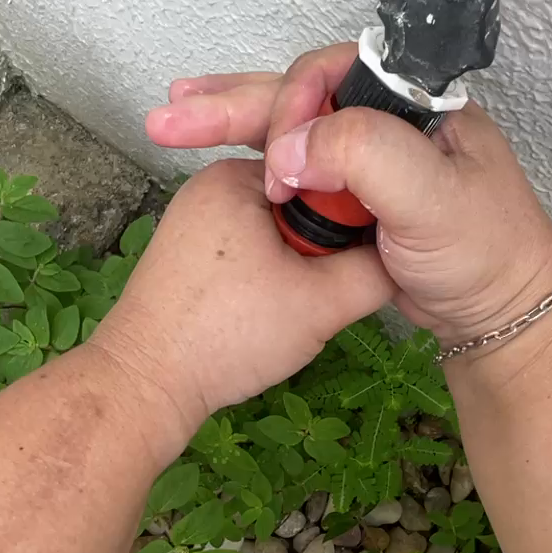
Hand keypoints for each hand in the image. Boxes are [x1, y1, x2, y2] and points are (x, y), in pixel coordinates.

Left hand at [86, 157, 394, 432]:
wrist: (146, 384)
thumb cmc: (228, 335)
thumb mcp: (322, 304)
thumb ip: (377, 271)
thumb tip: (404, 255)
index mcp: (238, 176)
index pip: (323, 168)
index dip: (354, 210)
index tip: (367, 249)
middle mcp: (211, 184)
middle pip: (301, 197)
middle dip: (322, 241)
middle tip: (330, 287)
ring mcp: (195, 217)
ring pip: (276, 226)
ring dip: (297, 260)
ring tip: (300, 302)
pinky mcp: (188, 251)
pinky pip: (249, 245)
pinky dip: (269, 271)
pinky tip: (272, 305)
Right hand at [144, 46, 551, 345]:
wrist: (492, 311)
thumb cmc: (479, 250)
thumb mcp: (432, 197)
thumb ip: (365, 156)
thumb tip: (288, 149)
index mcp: (412, 102)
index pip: (334, 75)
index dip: (294, 108)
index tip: (279, 168)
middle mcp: (383, 118)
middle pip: (297, 96)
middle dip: (230, 102)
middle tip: (172, 113)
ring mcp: (364, 156)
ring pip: (288, 128)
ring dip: (228, 121)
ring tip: (172, 118)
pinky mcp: (349, 194)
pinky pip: (294, 167)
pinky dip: (252, 161)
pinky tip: (214, 157)